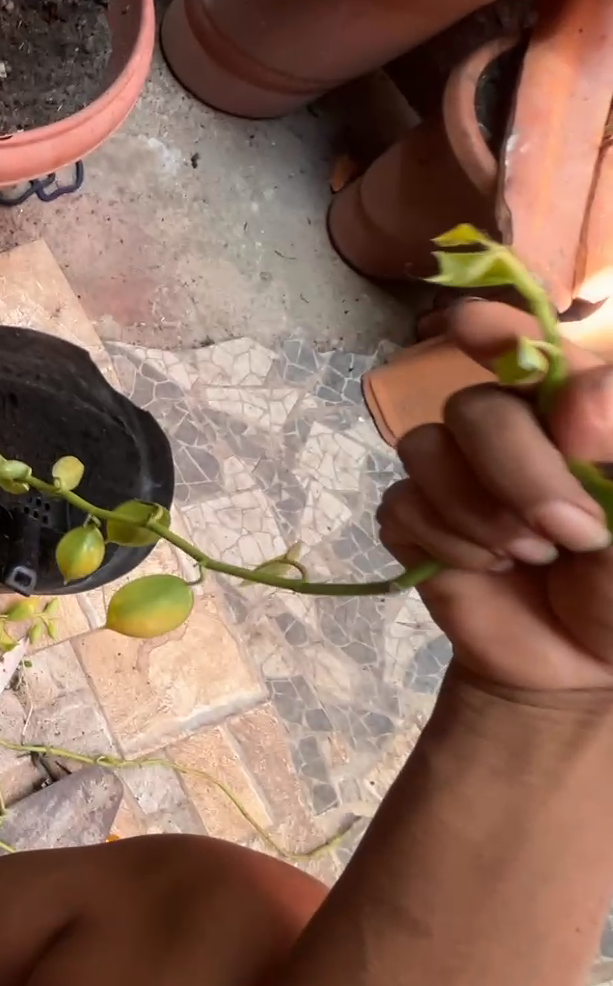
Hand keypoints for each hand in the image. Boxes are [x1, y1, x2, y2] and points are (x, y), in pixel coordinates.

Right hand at [377, 301, 612, 691]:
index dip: (497, 335)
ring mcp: (453, 475)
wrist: (586, 660)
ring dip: (478, 509)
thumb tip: (572, 406)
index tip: (466, 325)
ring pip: (423, 449)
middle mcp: (512, 435)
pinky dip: (446, 539)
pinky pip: (400, 504)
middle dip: (519, 468)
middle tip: (573, 531)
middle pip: (474, 406)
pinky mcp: (410, 516)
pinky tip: (485, 564)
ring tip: (530, 555)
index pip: (533, 353)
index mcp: (578, 421)